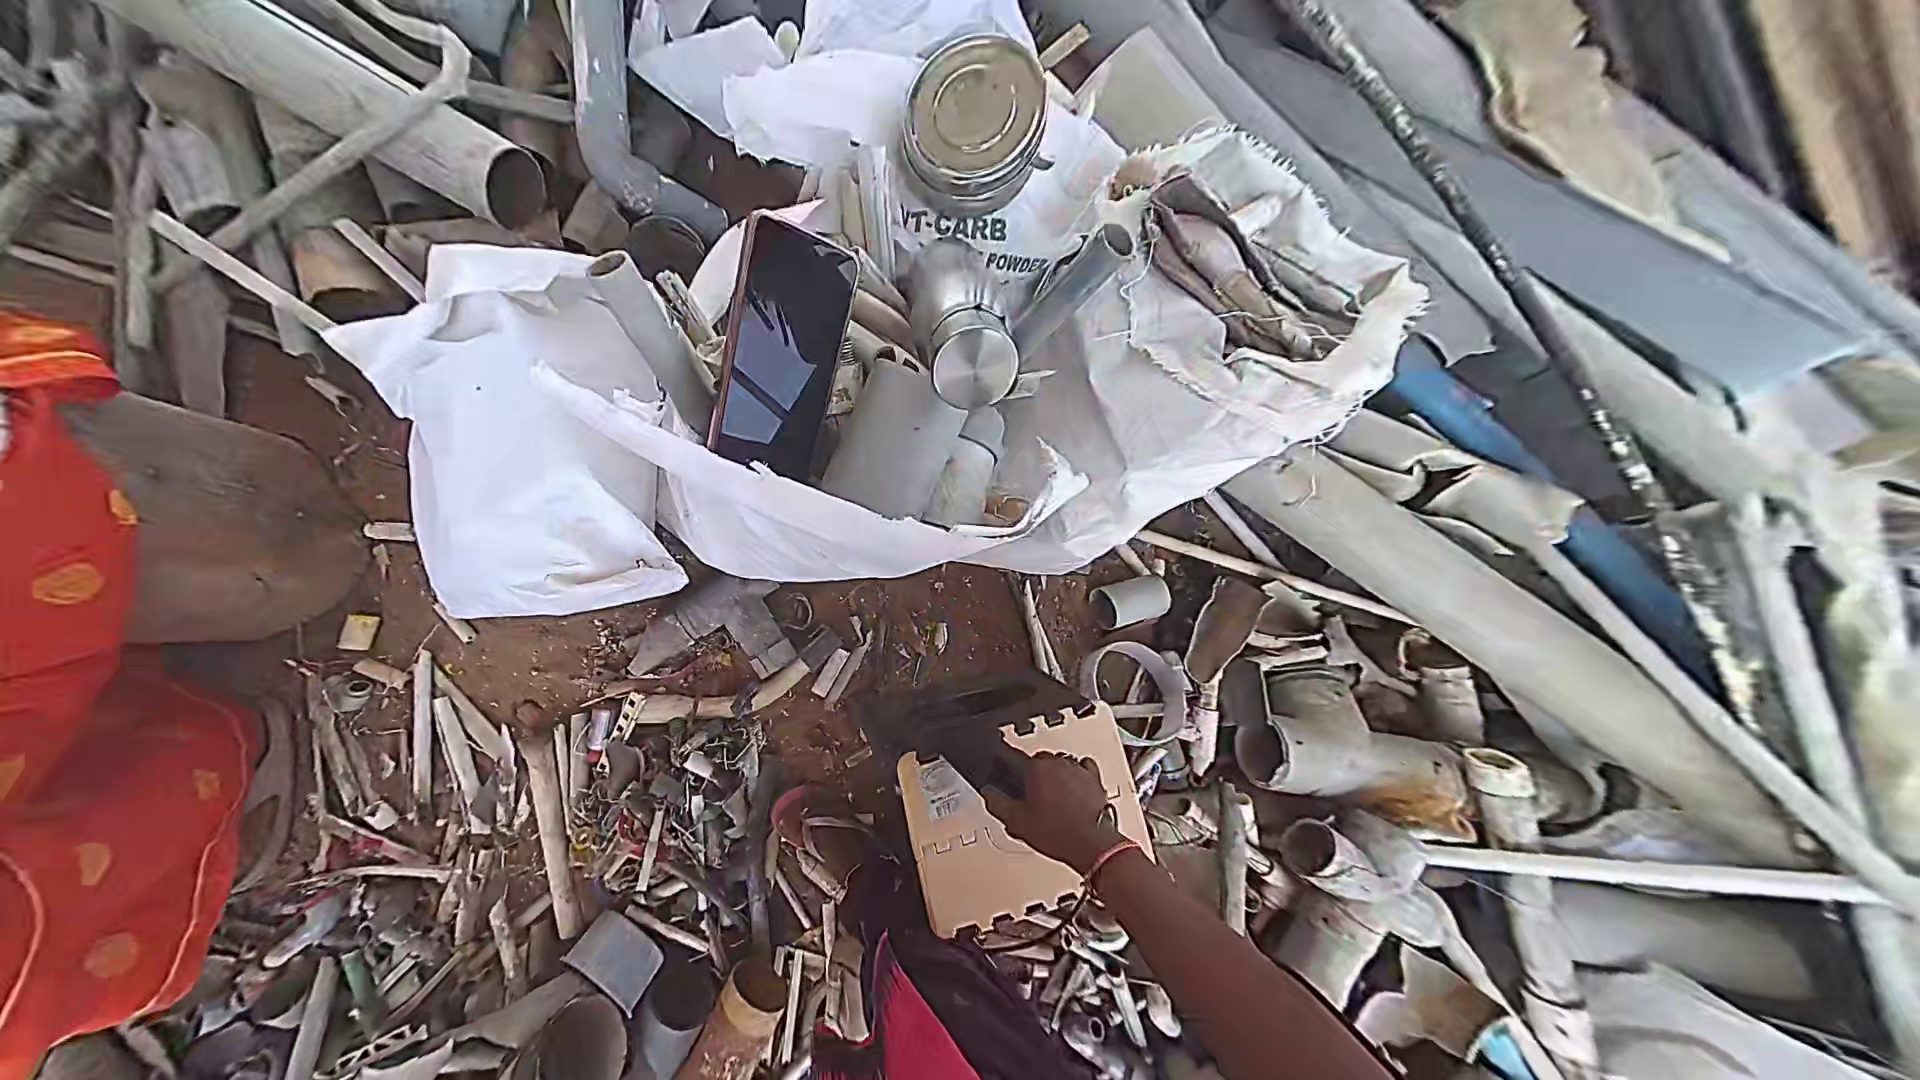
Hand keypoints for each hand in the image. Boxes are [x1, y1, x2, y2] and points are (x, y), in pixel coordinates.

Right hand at [983, 750, 1123, 873]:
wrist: (1091, 844)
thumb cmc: (1058, 832)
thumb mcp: (1017, 822)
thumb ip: (997, 804)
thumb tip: (989, 794)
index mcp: (1036, 767)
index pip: (1014, 755)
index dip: (1007, 765)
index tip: (1005, 768)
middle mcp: (1058, 762)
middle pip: (1039, 760)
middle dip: (1034, 775)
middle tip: (1031, 796)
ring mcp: (1077, 769)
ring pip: (1060, 763)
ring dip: (1055, 775)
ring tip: (1052, 797)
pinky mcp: (1094, 778)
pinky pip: (1083, 768)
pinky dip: (1077, 775)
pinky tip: (1073, 788)